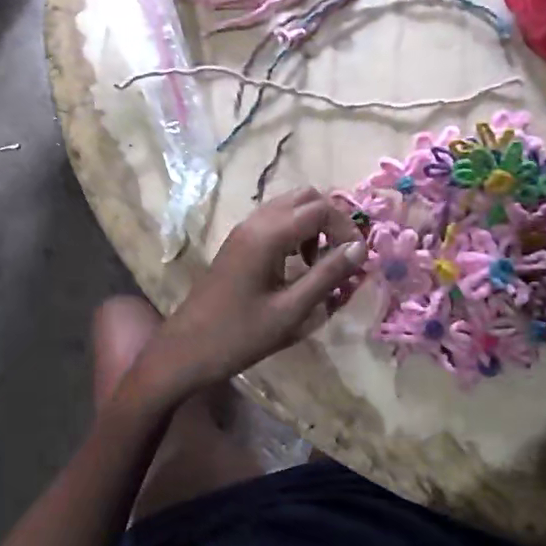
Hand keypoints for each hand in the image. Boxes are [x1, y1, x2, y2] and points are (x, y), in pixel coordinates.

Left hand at [127, 188, 366, 406]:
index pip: (320, 208)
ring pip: (289, 206)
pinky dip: (296, 232)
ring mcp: (244, 230)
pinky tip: (298, 265)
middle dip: (331, 219)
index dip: (346, 227)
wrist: (186, 349)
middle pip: (305, 197)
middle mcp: (255, 222)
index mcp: (268, 235)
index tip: (357, 258)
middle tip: (342, 255)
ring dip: (313, 225)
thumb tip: (360, 249)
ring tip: (321, 263)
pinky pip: (275, 221)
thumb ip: (327, 276)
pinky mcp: (238, 243)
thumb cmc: (240, 335)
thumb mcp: (291, 311)